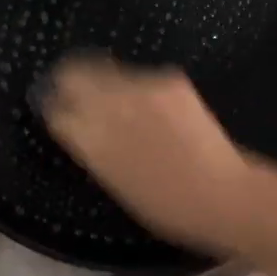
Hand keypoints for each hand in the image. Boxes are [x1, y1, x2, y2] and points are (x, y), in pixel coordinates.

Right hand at [40, 57, 257, 246]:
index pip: (54, 107)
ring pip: (106, 68)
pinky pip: (140, 76)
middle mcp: (109, 104)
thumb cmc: (164, 206)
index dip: (53, 106)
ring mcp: (141, 87)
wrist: (223, 195)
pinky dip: (138, 87)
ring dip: (105, 81)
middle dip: (70, 80)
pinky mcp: (169, 79)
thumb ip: (91, 148)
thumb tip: (77, 125)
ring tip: (120, 102)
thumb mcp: (113, 182)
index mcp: (90, 139)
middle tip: (75, 91)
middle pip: (72, 74)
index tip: (55, 108)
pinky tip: (153, 107)